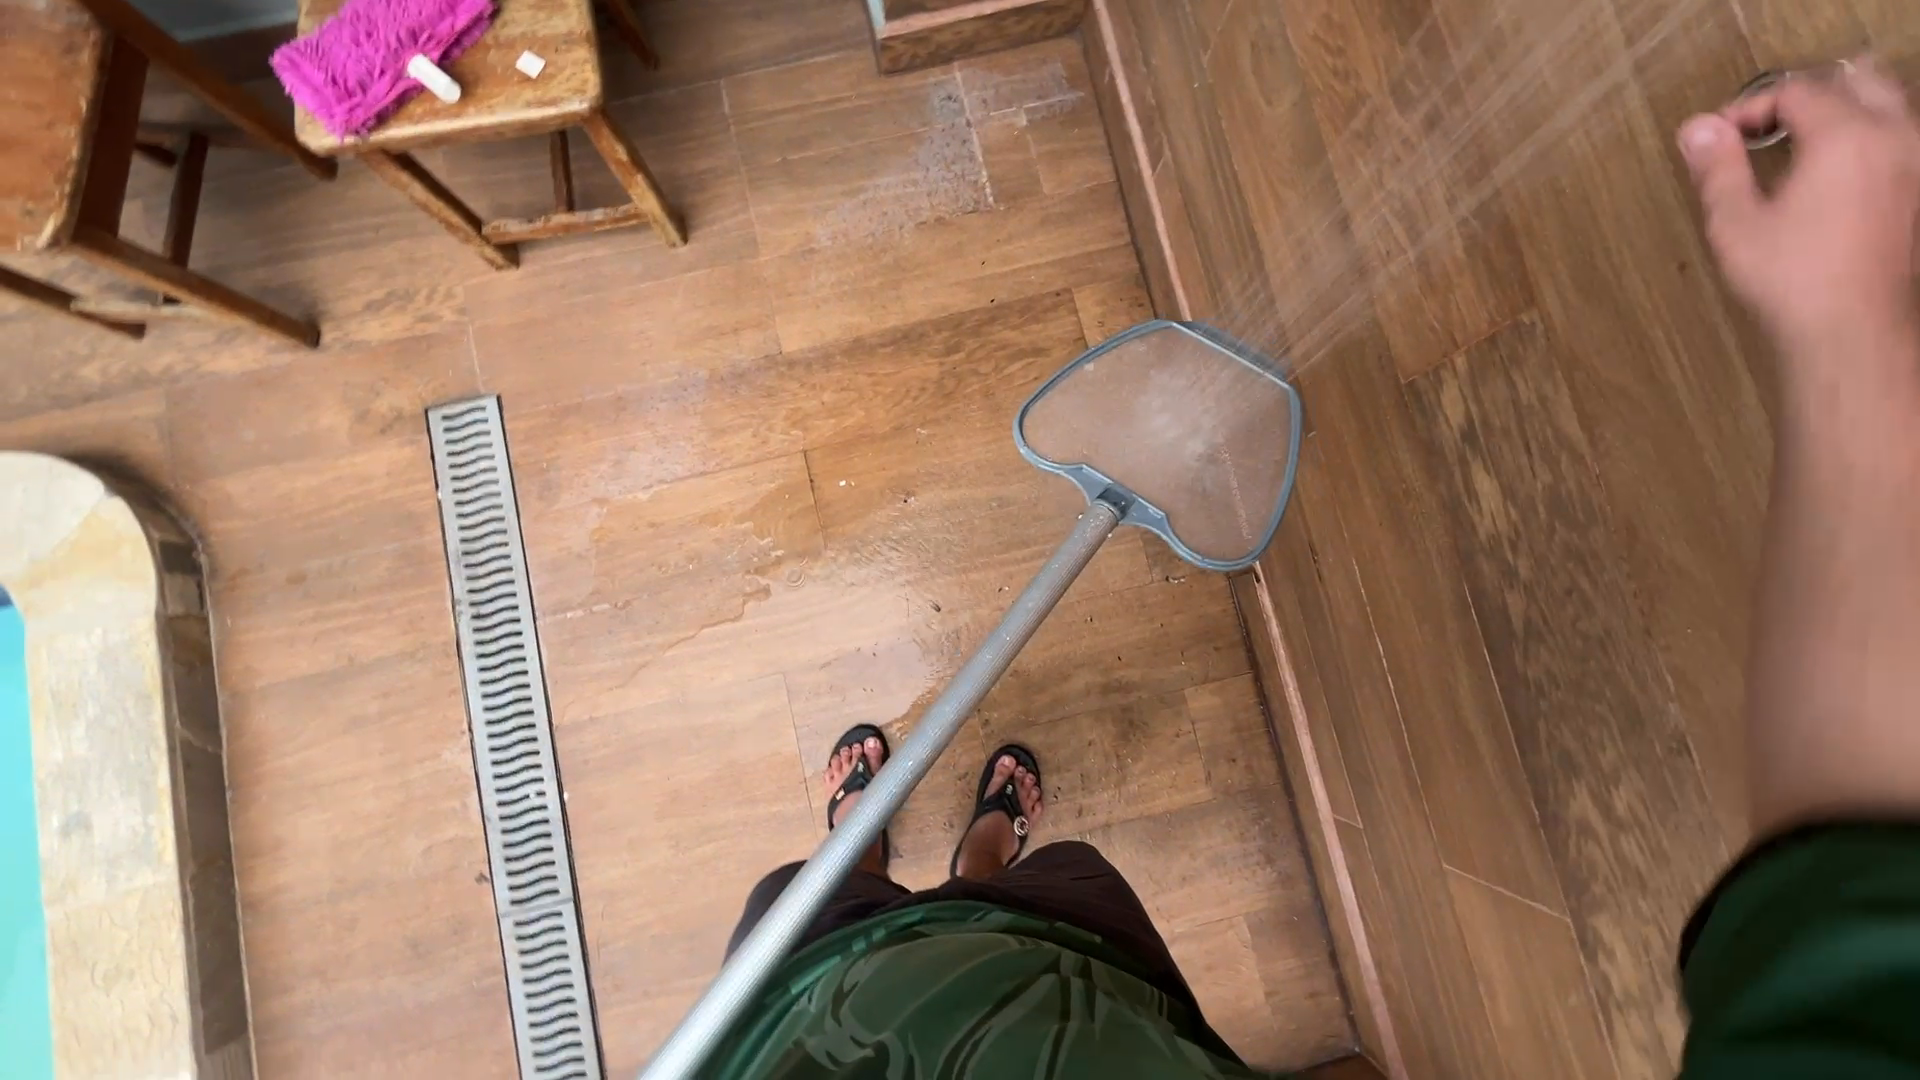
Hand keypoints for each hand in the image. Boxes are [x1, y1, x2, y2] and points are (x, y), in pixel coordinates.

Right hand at [1678, 59, 1919, 361]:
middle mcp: (1895, 133)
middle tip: (1758, 129)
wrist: (1847, 319)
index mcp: (1845, 137)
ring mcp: (1916, 155)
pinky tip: (1827, 167)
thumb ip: (1718, 169)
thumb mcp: (1734, 222)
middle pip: (1855, 78)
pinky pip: (1897, 130)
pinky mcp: (1918, 180)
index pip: (1797, 91)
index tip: (1716, 139)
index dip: (1750, 107)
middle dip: (1801, 95)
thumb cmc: (1785, 274)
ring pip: (1885, 99)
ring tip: (1790, 144)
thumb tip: (1695, 128)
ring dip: (1836, 109)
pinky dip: (1859, 131)